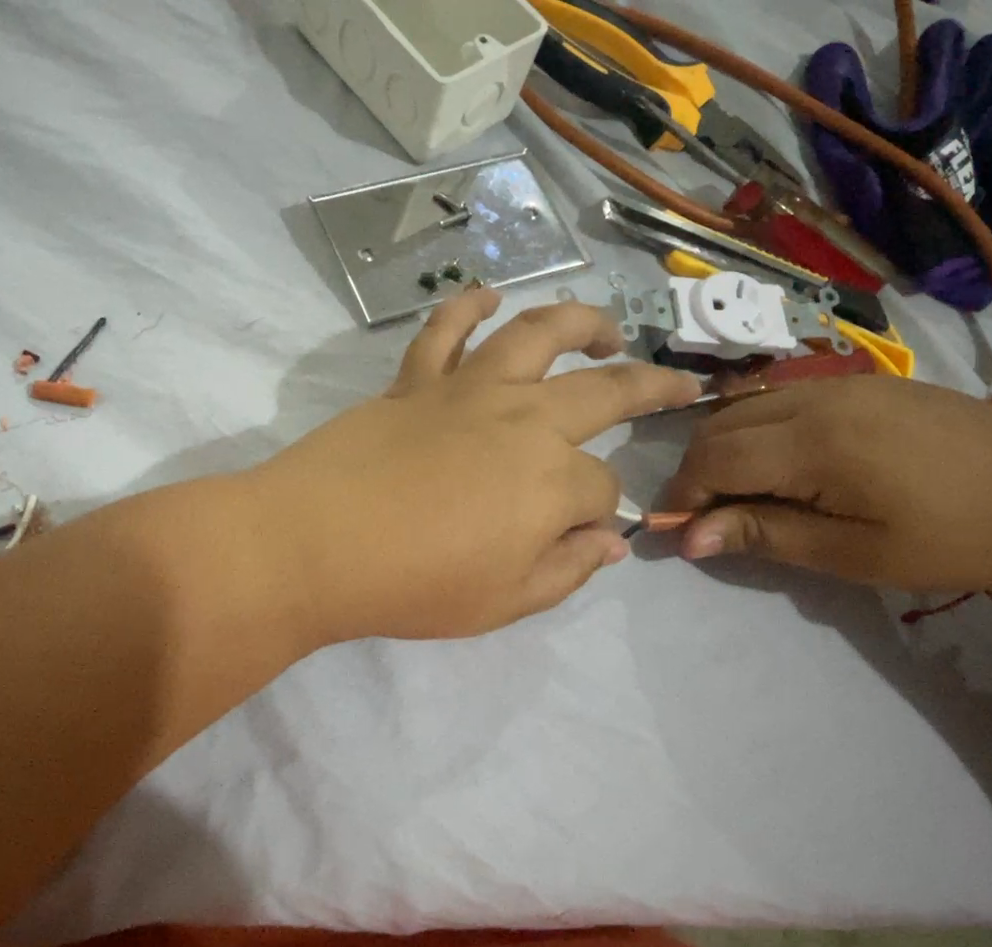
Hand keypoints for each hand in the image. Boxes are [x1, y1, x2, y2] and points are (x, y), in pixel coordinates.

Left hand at [250, 290, 700, 642]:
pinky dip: (466, 308)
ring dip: (580, 322)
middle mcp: (524, 420)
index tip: (586, 532)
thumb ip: (566, 569)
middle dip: (648, 387)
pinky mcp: (413, 381)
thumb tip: (611, 541)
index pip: (602, 488)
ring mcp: (467, 392)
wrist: (315, 544)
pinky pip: (444, 331)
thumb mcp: (504, 602)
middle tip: (676, 385)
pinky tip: (486, 297)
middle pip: (603, 392)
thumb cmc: (412, 586)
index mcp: (554, 481)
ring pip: (536, 335)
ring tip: (603, 328)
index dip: (602, 512)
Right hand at [662, 376, 991, 593]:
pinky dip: (761, 427)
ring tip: (742, 493)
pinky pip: (786, 395)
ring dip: (726, 446)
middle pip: (721, 424)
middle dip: (697, 470)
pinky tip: (783, 463)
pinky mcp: (868, 382)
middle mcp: (821, 397)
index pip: (713, 457)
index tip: (677, 531)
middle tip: (707, 517)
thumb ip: (764, 534)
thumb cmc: (952, 541)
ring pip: (749, 404)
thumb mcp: (852, 553)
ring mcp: (846, 382)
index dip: (683, 494)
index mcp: (817, 442)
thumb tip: (686, 537)